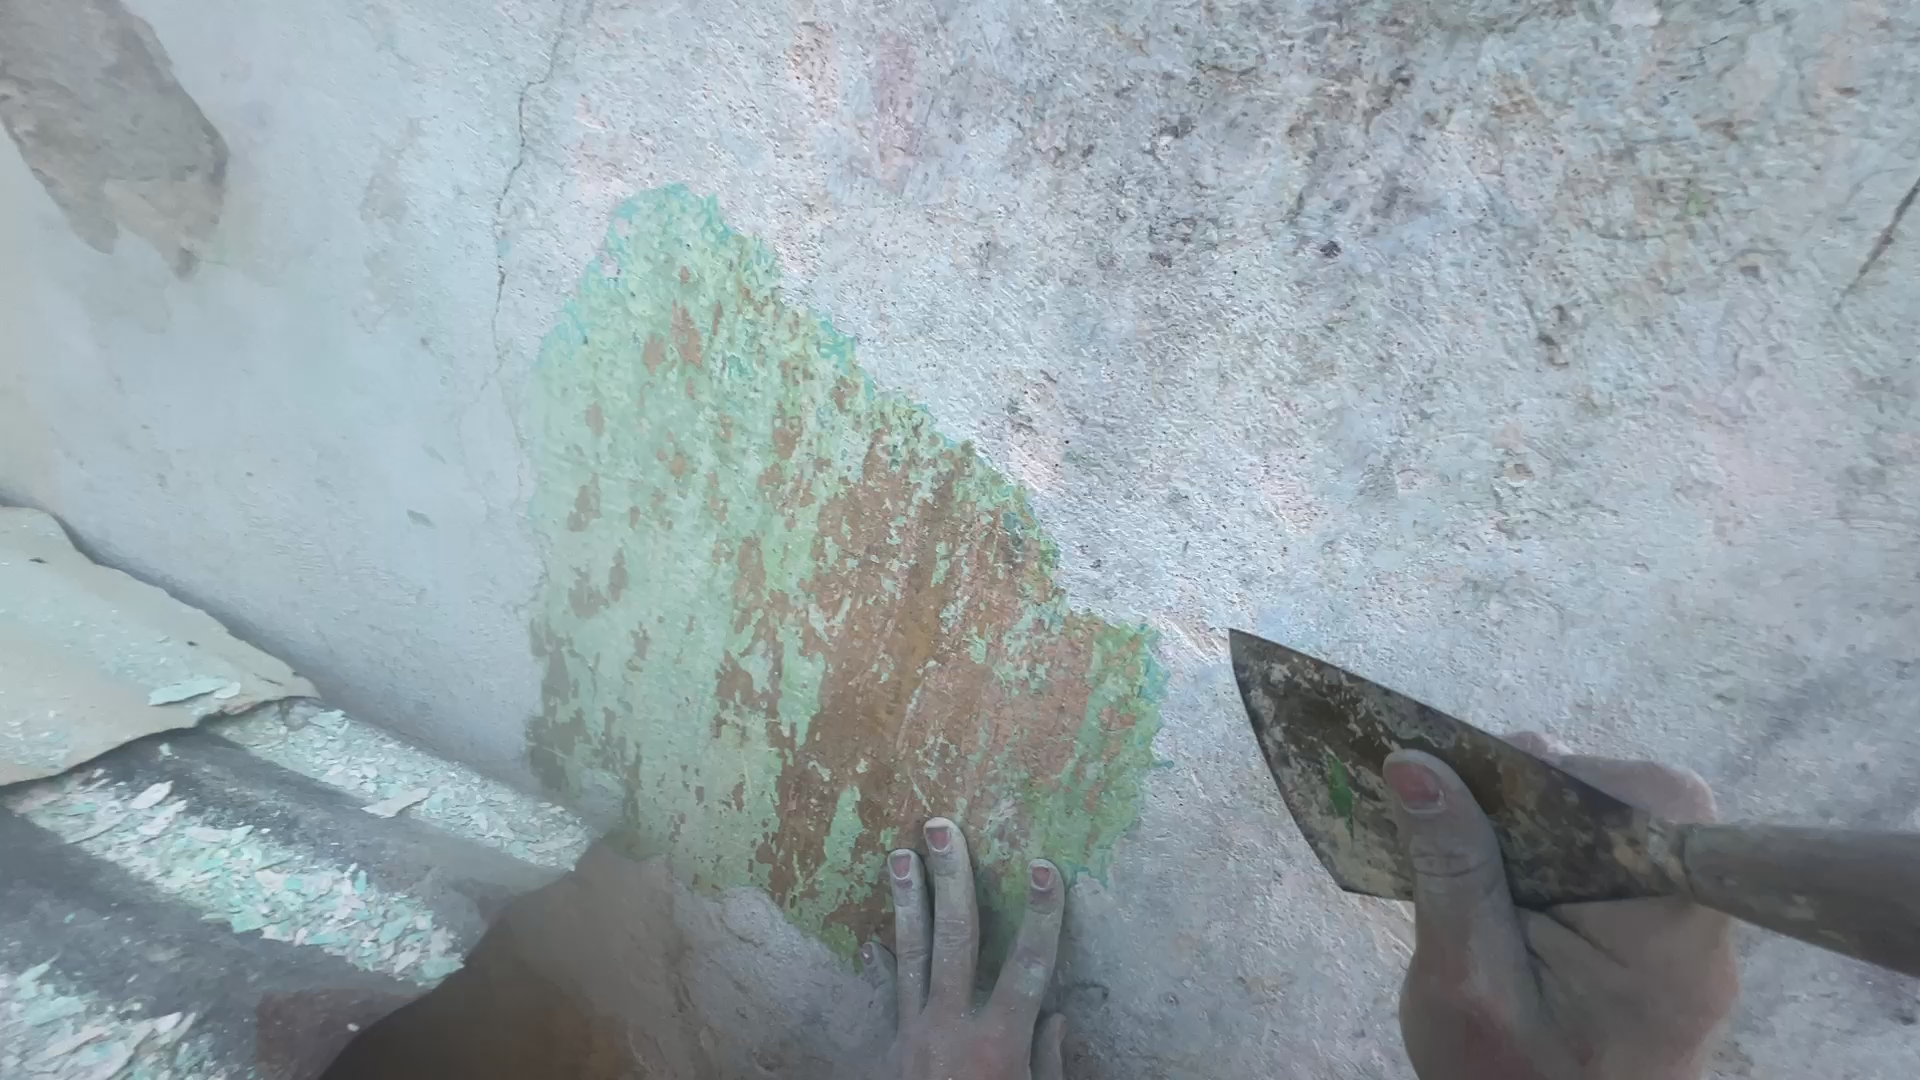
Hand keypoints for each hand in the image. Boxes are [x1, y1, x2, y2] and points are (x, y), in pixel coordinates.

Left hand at [867, 816, 1066, 1079]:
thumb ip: (1048, 1064)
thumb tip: (1054, 1016)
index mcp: (998, 1045)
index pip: (1028, 966)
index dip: (1039, 916)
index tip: (1044, 868)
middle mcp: (951, 1028)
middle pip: (955, 937)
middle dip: (951, 878)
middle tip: (941, 828)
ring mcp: (913, 1035)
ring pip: (913, 955)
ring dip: (908, 901)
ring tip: (900, 855)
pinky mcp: (888, 1052)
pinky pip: (885, 1001)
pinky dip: (879, 970)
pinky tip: (870, 942)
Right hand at [1384, 735, 1737, 1079]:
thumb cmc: (1499, 1079)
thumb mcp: (1461, 972)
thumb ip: (1450, 866)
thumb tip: (1415, 761)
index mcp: (1664, 938)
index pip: (1662, 805)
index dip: (1581, 775)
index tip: (1493, 790)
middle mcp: (1681, 928)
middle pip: (1622, 805)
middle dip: (1528, 790)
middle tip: (1451, 807)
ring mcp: (1657, 937)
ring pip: (1594, 829)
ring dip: (1515, 817)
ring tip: (1452, 840)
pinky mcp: (1625, 945)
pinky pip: (1579, 860)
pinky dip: (1517, 845)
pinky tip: (1470, 866)